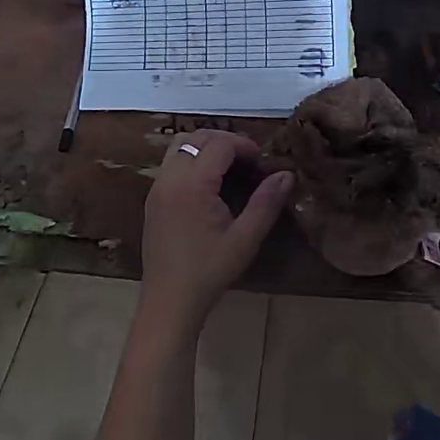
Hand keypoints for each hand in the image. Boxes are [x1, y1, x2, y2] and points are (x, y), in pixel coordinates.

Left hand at [141, 130, 292, 326]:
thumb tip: (287, 174)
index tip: (262, 161)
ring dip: (205, 147)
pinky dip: (191, 160)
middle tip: (248, 160)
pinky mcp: (152, 199)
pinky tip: (209, 184)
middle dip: (225, 141)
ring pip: (180, 146)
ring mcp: (157, 187)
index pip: (219, 144)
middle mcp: (170, 178)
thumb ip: (266, 203)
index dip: (244, 146)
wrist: (169, 301)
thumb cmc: (209, 271)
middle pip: (196, 138)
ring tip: (229, 167)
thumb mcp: (245, 239)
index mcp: (192, 184)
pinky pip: (171, 163)